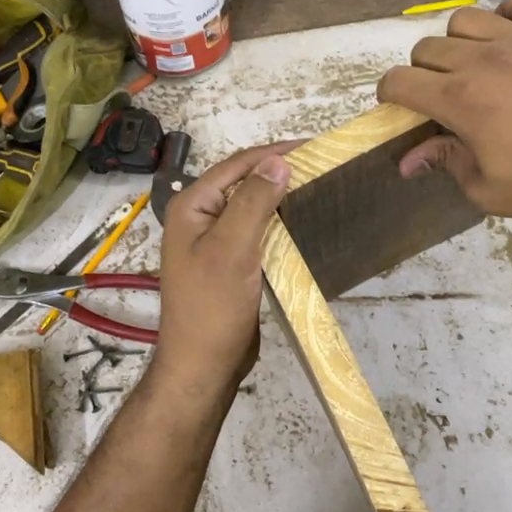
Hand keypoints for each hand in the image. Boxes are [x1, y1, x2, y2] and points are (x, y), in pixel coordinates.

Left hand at [149, 143, 298, 394]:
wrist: (203, 365)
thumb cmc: (212, 306)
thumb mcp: (233, 249)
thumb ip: (253, 202)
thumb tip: (278, 161)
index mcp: (191, 206)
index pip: (236, 166)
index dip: (272, 152)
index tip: (313, 145)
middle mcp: (198, 218)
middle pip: (242, 183)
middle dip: (277, 171)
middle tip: (321, 164)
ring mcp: (212, 241)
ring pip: (251, 207)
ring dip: (279, 196)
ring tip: (317, 186)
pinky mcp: (229, 263)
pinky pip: (255, 232)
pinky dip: (277, 223)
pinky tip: (301, 222)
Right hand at [376, 0, 511, 244]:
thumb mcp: (487, 188)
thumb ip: (444, 162)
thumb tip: (407, 160)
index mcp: (462, 101)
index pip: (399, 80)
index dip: (389, 94)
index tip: (398, 107)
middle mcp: (486, 61)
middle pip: (427, 48)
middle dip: (422, 73)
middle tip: (442, 97)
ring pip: (464, 19)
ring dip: (458, 43)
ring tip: (476, 66)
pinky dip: (508, 15)